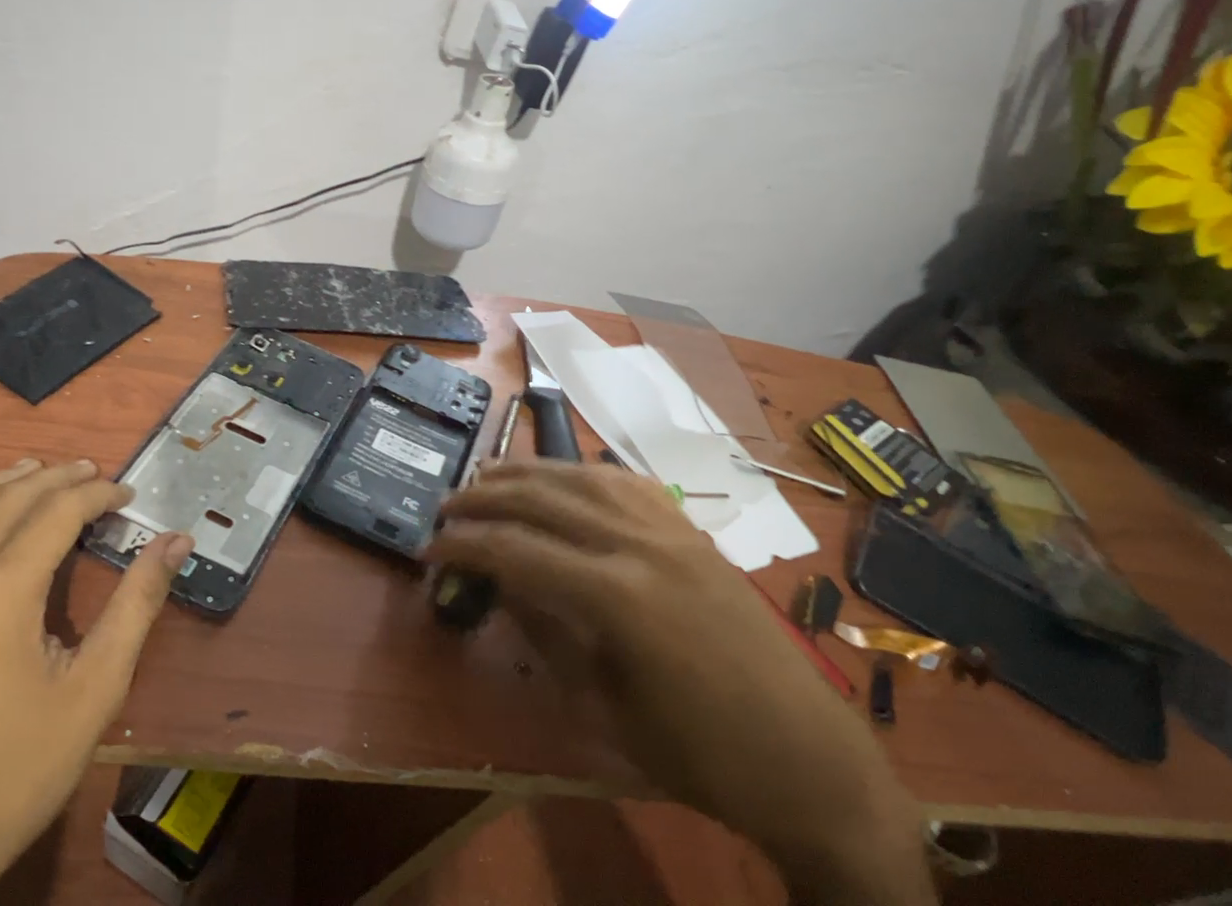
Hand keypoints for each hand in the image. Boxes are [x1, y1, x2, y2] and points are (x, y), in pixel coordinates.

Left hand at [0, 459, 192, 905]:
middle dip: (50, 480)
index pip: (55, 513)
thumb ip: (136, 606)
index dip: (94, 494)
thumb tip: (175, 540)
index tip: (123, 493)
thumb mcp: (93, 692)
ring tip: (24, 476)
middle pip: (0, 503)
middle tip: (84, 472)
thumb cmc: (14, 775)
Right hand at [432, 462, 933, 905]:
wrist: (804, 758)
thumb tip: (501, 586)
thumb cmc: (698, 755)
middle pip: (545, 499)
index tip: (427, 549)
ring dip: (532, 472)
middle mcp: (643, 545)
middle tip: (444, 506)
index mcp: (617, 596)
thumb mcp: (603, 707)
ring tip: (490, 474)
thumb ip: (547, 635)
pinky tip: (567, 476)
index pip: (517, 551)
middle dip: (486, 498)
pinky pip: (633, 485)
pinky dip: (588, 472)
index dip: (464, 546)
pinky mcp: (696, 536)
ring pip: (588, 478)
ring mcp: (676, 533)